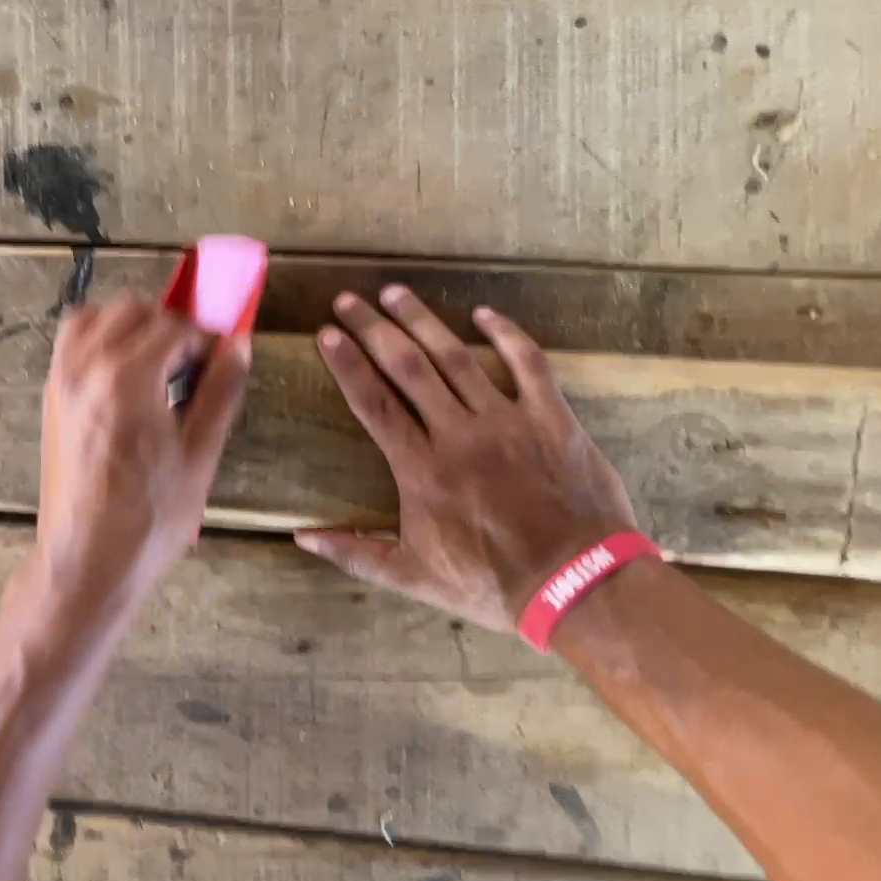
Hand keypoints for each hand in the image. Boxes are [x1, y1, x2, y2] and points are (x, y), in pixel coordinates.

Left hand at [37, 294, 250, 601]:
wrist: (86, 561)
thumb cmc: (148, 518)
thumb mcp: (200, 455)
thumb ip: (221, 390)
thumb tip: (238, 345)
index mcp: (126, 377)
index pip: (174, 325)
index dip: (205, 338)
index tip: (221, 360)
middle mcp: (85, 367)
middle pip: (132, 309)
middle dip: (168, 326)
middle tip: (192, 365)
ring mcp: (61, 381)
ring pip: (94, 317)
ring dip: (129, 326)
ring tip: (155, 365)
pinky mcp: (50, 398)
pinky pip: (72, 344)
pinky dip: (98, 342)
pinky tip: (124, 381)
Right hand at [294, 286, 637, 632]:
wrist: (581, 588)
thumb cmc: (492, 583)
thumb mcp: (413, 576)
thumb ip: (355, 553)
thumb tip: (300, 538)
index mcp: (421, 468)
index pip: (373, 403)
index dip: (346, 365)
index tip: (326, 333)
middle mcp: (458, 433)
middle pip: (406, 368)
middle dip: (373, 329)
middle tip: (347, 300)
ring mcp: (507, 421)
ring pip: (457, 357)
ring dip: (422, 321)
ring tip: (394, 293)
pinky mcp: (552, 419)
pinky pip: (529, 365)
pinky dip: (507, 335)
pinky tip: (482, 314)